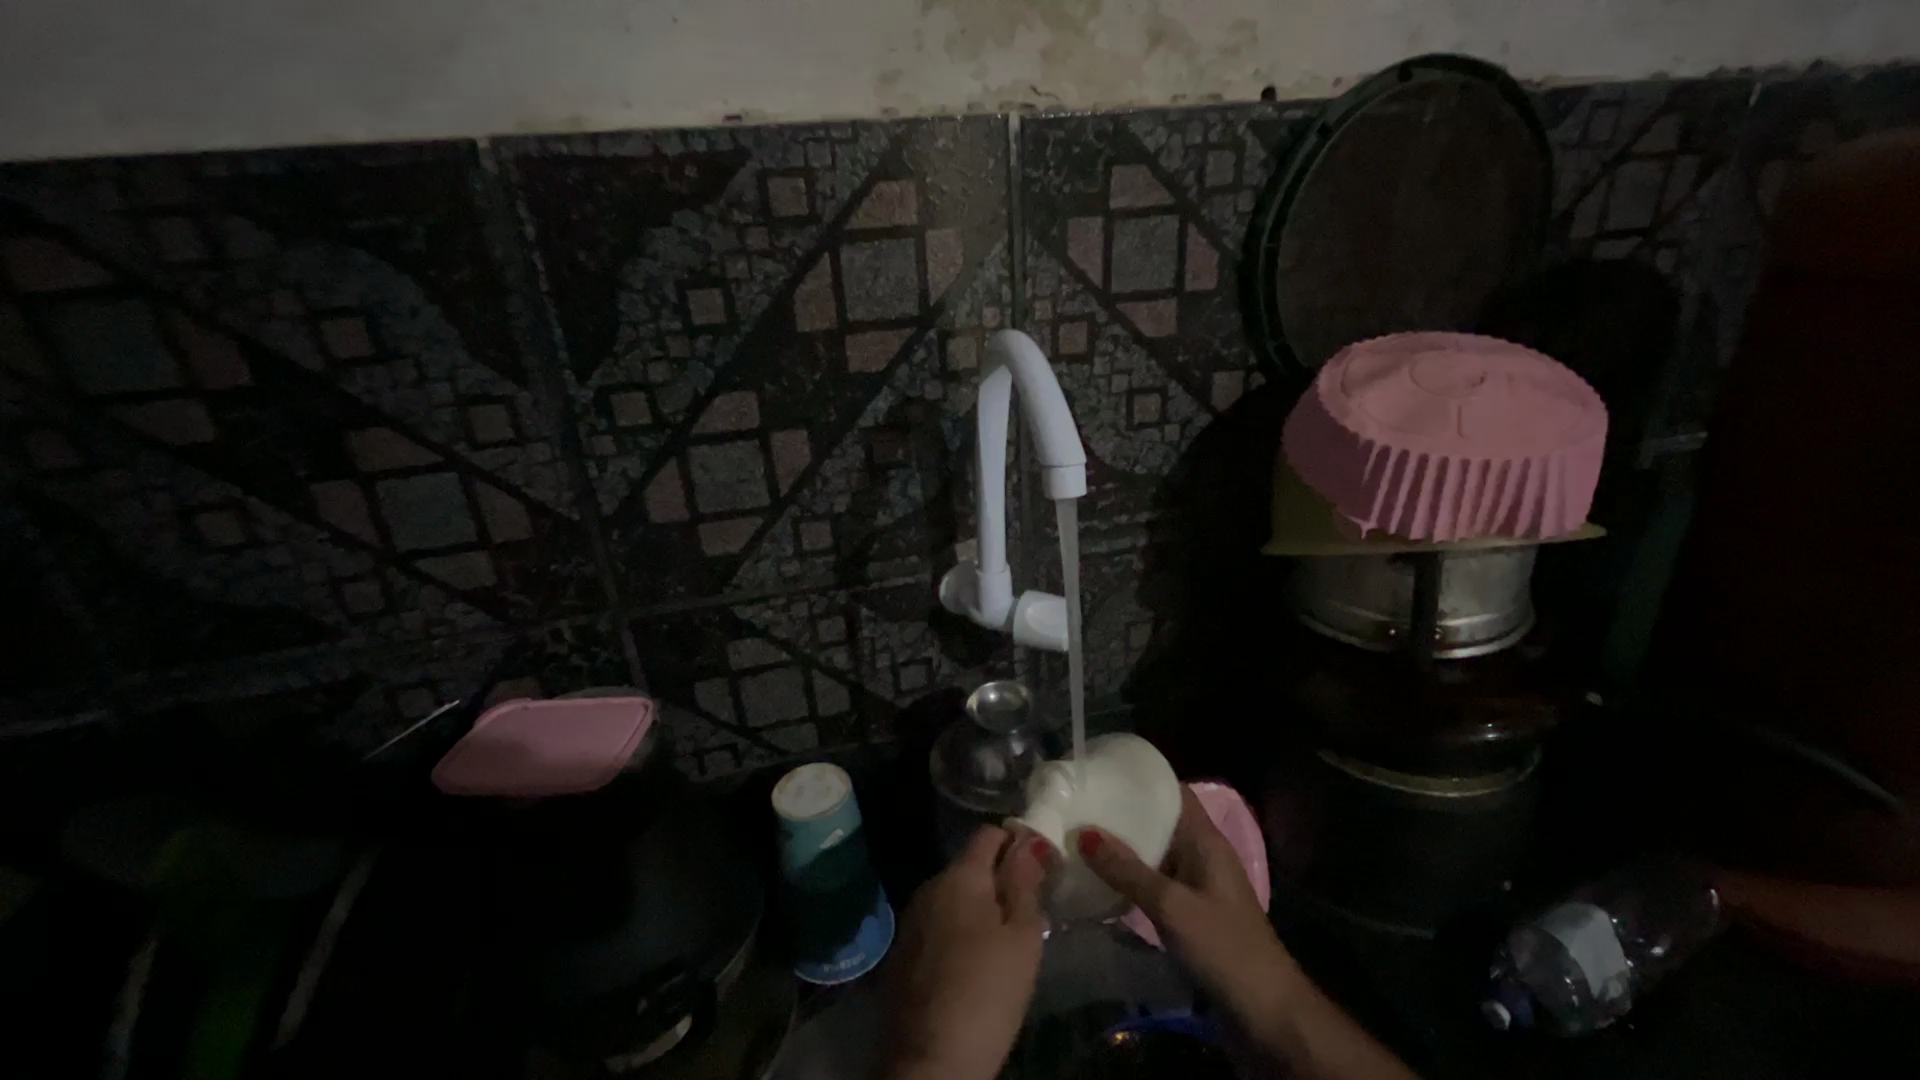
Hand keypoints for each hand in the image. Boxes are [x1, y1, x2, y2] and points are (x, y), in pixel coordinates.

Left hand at [875, 825, 1051, 1079]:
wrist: (929, 1060)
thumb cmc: (987, 992)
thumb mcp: (1022, 938)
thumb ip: (1025, 884)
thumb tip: (1027, 841)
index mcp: (960, 876)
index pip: (988, 833)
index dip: (1016, 840)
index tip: (1038, 864)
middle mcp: (929, 887)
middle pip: (969, 866)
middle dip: (998, 879)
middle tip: (1027, 911)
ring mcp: (911, 919)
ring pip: (952, 897)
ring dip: (977, 907)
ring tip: (1003, 941)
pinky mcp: (901, 951)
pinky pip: (936, 925)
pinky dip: (956, 932)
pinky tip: (971, 964)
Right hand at [1078, 786, 1291, 1014]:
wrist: (1268, 1015)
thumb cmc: (1225, 948)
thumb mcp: (1171, 906)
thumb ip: (1128, 870)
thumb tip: (1083, 832)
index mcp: (1206, 841)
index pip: (1174, 792)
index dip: (1141, 778)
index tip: (1101, 770)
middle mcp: (1202, 856)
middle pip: (1160, 822)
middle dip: (1122, 814)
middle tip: (1077, 807)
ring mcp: (1197, 887)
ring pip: (1154, 855)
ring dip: (1123, 849)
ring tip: (1077, 840)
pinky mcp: (1190, 916)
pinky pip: (1155, 885)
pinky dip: (1129, 881)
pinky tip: (1097, 884)